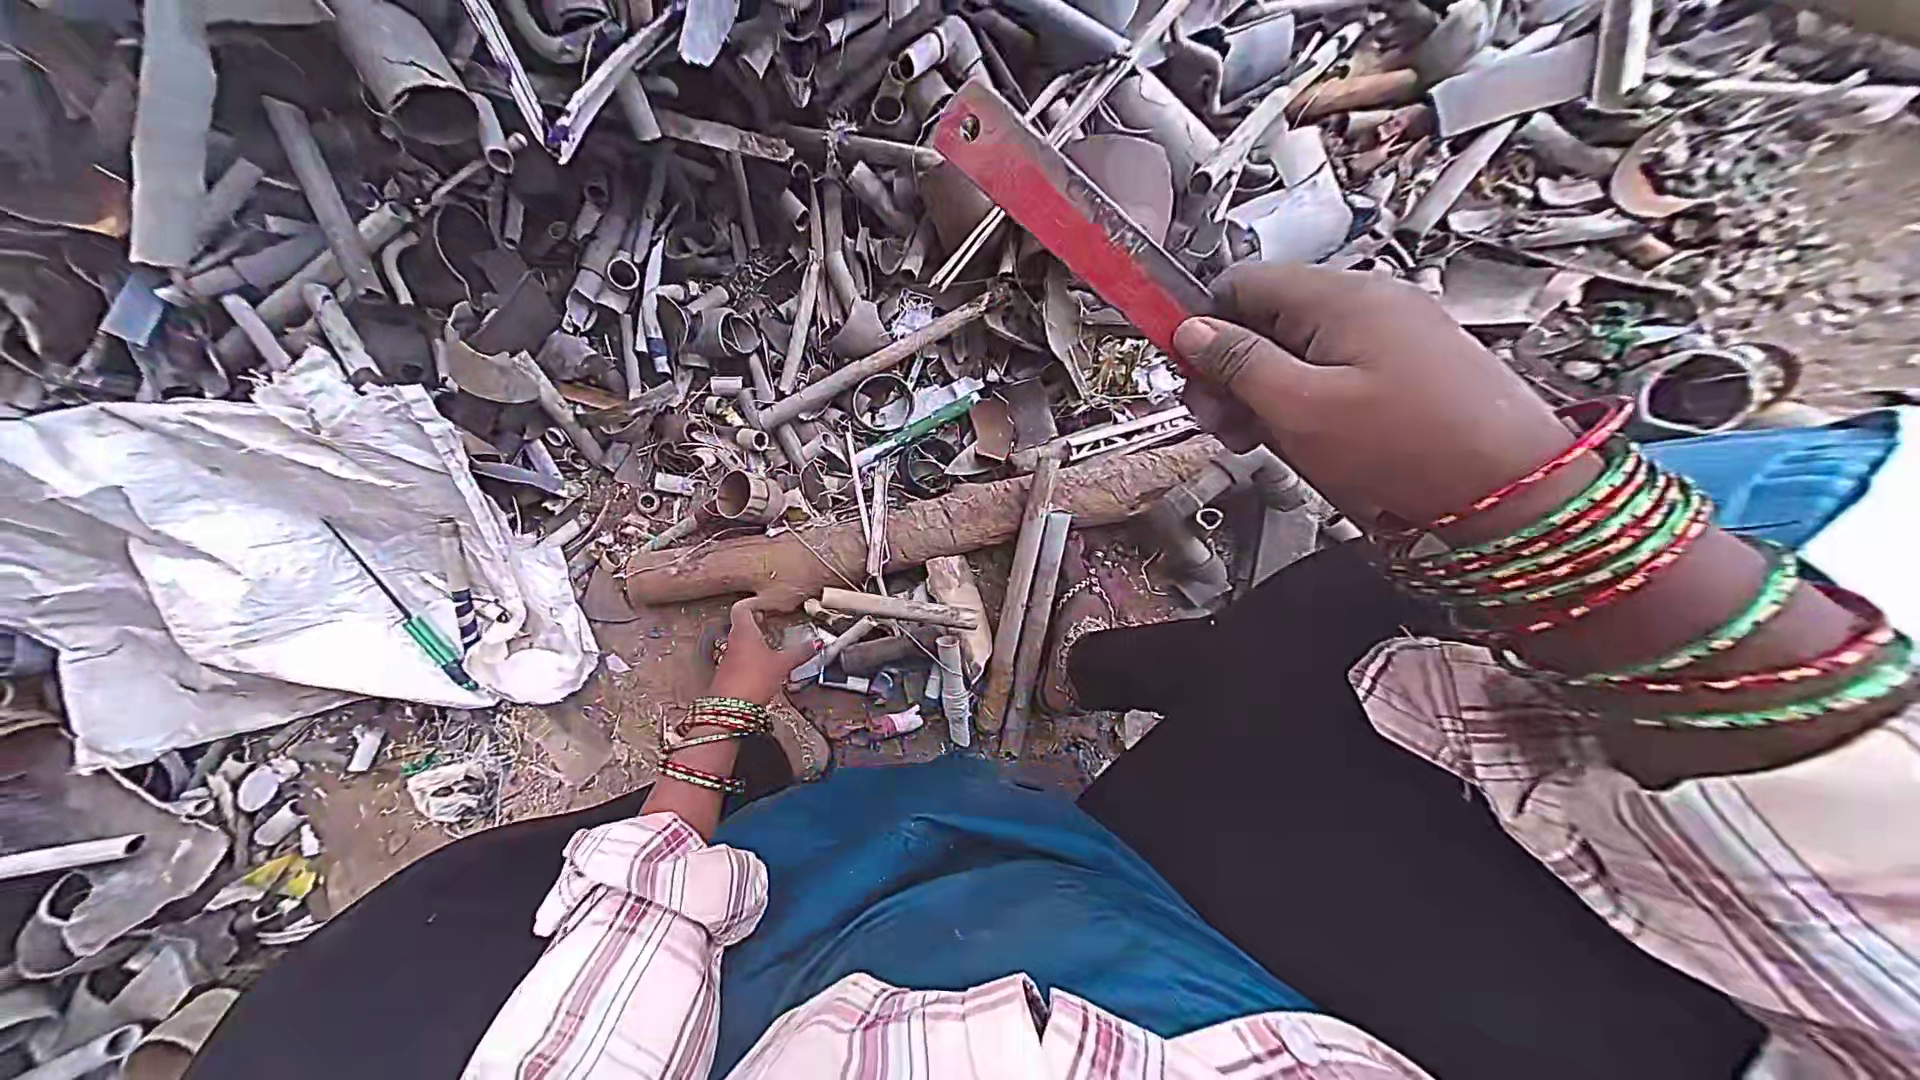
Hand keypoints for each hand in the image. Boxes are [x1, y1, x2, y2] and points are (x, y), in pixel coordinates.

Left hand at [707, 598, 814, 705]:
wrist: (731, 709)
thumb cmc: (752, 680)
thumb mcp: (782, 664)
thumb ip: (800, 652)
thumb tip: (815, 644)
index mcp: (744, 633)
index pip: (742, 609)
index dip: (754, 603)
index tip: (766, 604)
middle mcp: (733, 643)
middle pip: (742, 626)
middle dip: (758, 623)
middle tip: (772, 622)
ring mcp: (729, 660)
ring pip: (742, 644)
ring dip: (756, 642)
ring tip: (774, 644)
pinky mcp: (730, 676)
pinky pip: (742, 661)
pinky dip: (754, 659)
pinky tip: (766, 666)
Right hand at [1175, 264, 1582, 533]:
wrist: (1506, 492)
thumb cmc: (1410, 447)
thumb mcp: (1300, 407)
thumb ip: (1238, 363)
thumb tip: (1192, 331)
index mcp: (1340, 299)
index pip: (1240, 284)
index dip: (1200, 324)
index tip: (1182, 369)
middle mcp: (1363, 306)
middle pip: (1262, 321)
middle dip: (1227, 370)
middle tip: (1217, 418)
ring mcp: (1381, 338)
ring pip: (1289, 352)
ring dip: (1256, 393)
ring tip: (1252, 437)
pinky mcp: (1392, 371)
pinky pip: (1322, 374)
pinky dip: (1294, 403)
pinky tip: (1290, 437)